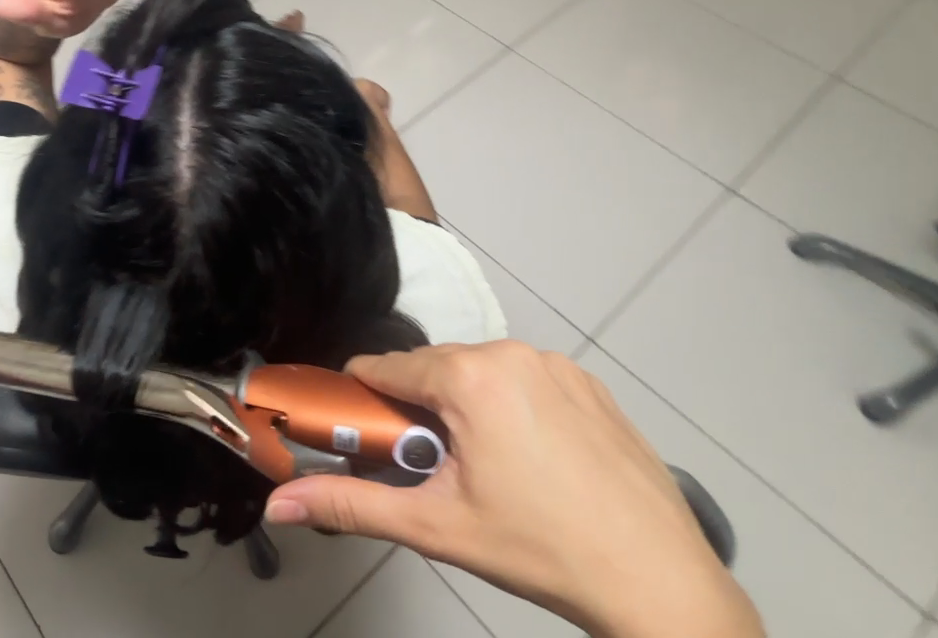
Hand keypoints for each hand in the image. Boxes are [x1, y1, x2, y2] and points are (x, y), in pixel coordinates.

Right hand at [264, 343, 761, 637]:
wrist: (661, 584)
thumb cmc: (538, 550)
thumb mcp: (435, 527)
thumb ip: (349, 505)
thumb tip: (276, 506)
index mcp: (469, 376)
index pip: (383, 366)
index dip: (365, 403)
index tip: (371, 442)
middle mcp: (512, 353)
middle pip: (431, 369)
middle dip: (417, 410)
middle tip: (432, 470)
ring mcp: (558, 365)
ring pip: (478, 373)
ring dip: (463, 408)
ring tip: (486, 470)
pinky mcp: (592, 385)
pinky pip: (525, 380)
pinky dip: (510, 408)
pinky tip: (533, 461)